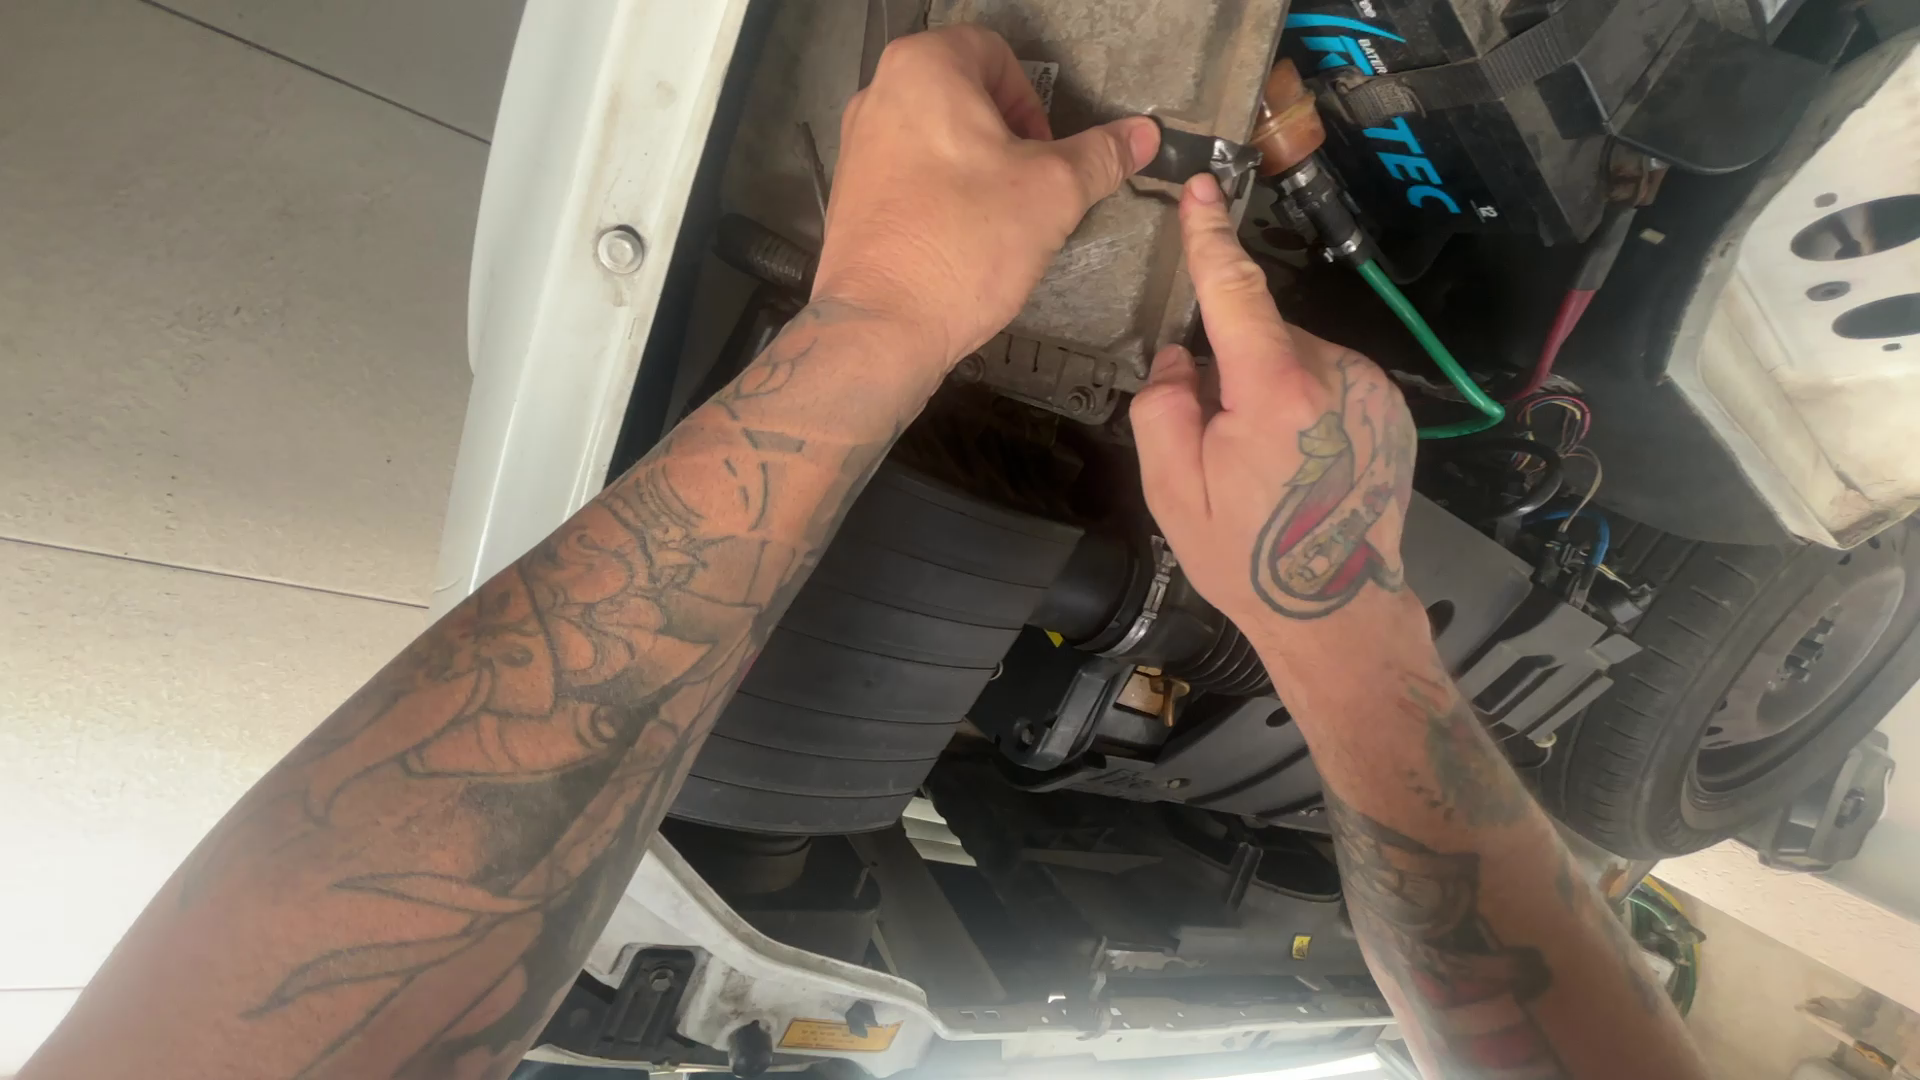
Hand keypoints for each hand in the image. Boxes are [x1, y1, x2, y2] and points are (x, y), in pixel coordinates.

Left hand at [814, 26, 1160, 368]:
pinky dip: (939, 206)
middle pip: (963, 101)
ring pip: (936, 146)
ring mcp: (858, 153)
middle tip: (1024, 193)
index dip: (1033, 104)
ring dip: (973, 177)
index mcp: (923, 69)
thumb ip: (1100, 157)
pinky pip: (909, 187)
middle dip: (1004, 145)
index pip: (997, 54)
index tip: (1045, 154)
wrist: (882, 327)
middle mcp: (879, 98)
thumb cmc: (959, 249)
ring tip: (991, 226)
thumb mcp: (1052, 195)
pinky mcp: (851, 203)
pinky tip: (956, 247)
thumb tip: (1140, 135)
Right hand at [1131, 176, 1419, 669]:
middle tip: (1217, 443)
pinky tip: (1297, 465)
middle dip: (1230, 367)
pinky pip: (1327, 381)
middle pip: (1262, 333)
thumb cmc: (1243, 555)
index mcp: (1273, 390)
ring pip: (1294, 358)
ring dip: (1265, 388)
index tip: (1200, 191)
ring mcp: (1372, 391)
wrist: (1336, 611)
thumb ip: (1163, 405)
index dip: (1210, 239)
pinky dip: (1300, 403)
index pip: (1235, 290)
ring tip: (1262, 465)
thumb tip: (1183, 356)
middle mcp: (1335, 374)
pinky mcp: (1390, 411)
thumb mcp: (1170, 488)